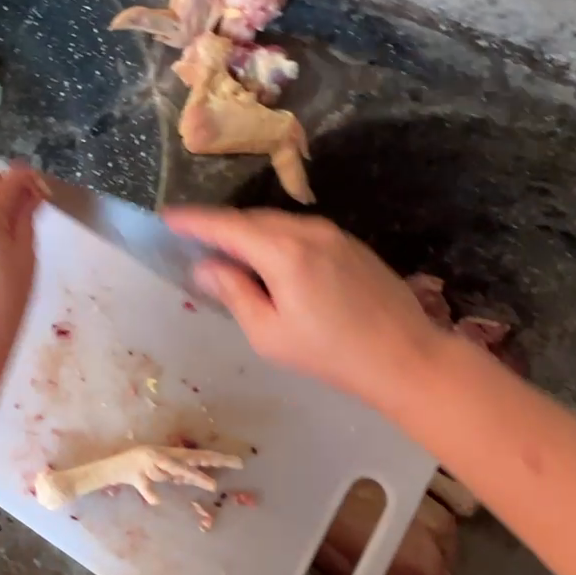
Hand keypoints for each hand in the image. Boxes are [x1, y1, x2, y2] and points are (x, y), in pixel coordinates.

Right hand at [164, 207, 446, 411]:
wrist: (408, 358)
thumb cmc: (331, 354)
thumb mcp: (269, 334)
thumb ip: (234, 294)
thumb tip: (206, 266)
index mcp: (283, 253)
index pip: (226, 226)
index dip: (194, 220)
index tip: (167, 217)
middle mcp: (307, 232)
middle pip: (250, 219)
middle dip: (218, 225)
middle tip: (192, 237)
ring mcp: (333, 234)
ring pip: (276, 222)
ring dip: (246, 231)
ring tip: (225, 248)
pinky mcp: (349, 243)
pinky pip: (298, 230)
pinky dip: (272, 236)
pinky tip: (267, 257)